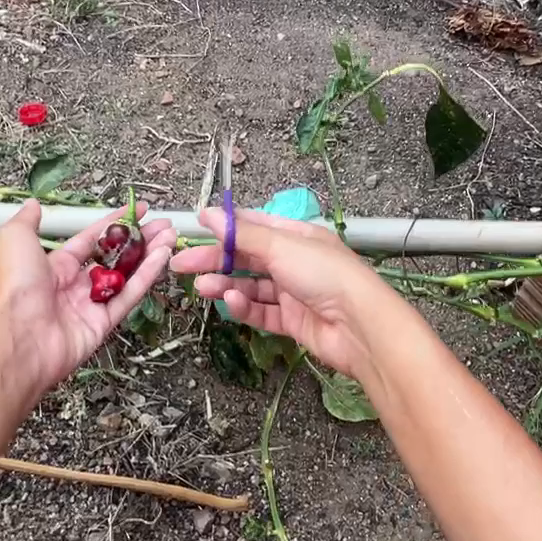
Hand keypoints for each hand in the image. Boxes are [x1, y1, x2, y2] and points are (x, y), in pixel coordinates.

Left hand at [0, 200, 175, 397]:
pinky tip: (163, 256)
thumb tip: (34, 204)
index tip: (137, 210)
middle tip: (163, 224)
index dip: (114, 223)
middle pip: (114, 257)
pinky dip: (147, 276)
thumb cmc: (12, 286)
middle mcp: (74, 285)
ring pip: (127, 275)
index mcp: (54, 265)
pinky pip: (129, 295)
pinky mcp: (104, 323)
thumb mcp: (14, 240)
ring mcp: (90, 305)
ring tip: (170, 235)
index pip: (91, 239)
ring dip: (149, 254)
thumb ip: (28, 221)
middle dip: (139, 239)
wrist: (16, 338)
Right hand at [168, 207, 415, 383]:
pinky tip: (231, 302)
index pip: (254, 226)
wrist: (360, 327)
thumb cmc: (327, 276)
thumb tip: (210, 213)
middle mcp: (295, 261)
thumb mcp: (282, 247)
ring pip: (250, 286)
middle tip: (181, 265)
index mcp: (297, 236)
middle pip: (247, 257)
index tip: (196, 228)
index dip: (225, 227)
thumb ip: (242, 233)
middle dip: (215, 259)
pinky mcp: (292, 321)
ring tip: (203, 286)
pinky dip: (244, 307)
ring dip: (225, 284)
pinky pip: (261, 311)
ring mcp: (293, 292)